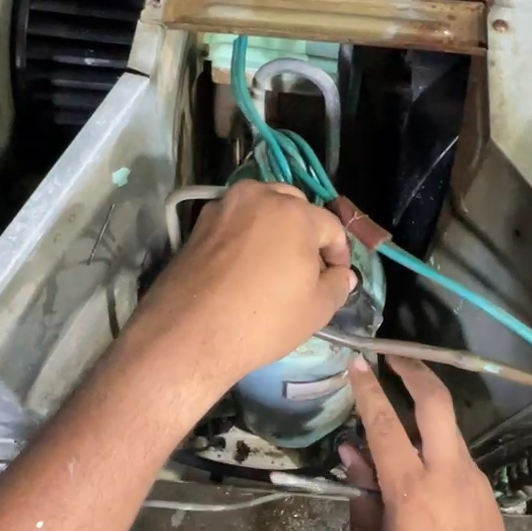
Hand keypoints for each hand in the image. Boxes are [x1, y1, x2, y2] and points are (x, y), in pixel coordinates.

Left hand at [117, 182, 354, 406]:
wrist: (189, 333)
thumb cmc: (262, 321)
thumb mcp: (316, 310)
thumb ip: (337, 285)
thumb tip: (342, 274)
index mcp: (295, 212)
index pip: (331, 226)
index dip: (340, 253)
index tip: (336, 276)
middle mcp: (259, 197)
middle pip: (295, 206)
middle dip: (306, 232)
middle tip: (306, 268)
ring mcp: (225, 207)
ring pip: (262, 209)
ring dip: (275, 228)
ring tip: (275, 265)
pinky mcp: (199, 223)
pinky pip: (235, 221)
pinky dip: (246, 235)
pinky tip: (245, 267)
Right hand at [340, 355, 531, 530]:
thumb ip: (361, 497)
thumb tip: (353, 454)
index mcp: (410, 489)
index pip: (385, 424)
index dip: (368, 389)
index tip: (358, 363)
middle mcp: (445, 470)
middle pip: (435, 401)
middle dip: (414, 369)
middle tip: (393, 354)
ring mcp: (470, 473)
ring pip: (446, 421)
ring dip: (425, 401)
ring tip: (400, 399)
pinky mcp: (484, 483)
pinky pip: (453, 447)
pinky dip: (433, 437)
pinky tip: (418, 456)